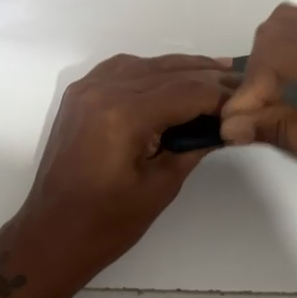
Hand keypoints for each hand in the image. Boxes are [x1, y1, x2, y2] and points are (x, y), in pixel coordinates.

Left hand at [15, 54, 235, 287]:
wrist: (52, 233)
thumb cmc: (108, 223)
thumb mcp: (160, 187)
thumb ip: (192, 147)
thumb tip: (222, 124)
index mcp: (124, 115)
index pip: (184, 91)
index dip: (218, 95)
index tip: (244, 99)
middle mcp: (103, 91)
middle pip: (165, 72)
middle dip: (204, 76)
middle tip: (238, 80)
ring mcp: (87, 89)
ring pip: (143, 64)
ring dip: (178, 68)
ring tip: (213, 72)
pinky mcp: (79, 95)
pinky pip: (120, 69)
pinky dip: (147, 69)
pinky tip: (168, 76)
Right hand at [219, 0, 296, 254]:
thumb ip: (283, 129)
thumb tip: (232, 122)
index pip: (283, 52)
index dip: (251, 87)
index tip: (233, 125)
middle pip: (287, 25)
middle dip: (259, 67)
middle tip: (249, 114)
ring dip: (277, 50)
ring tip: (268, 93)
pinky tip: (296, 77)